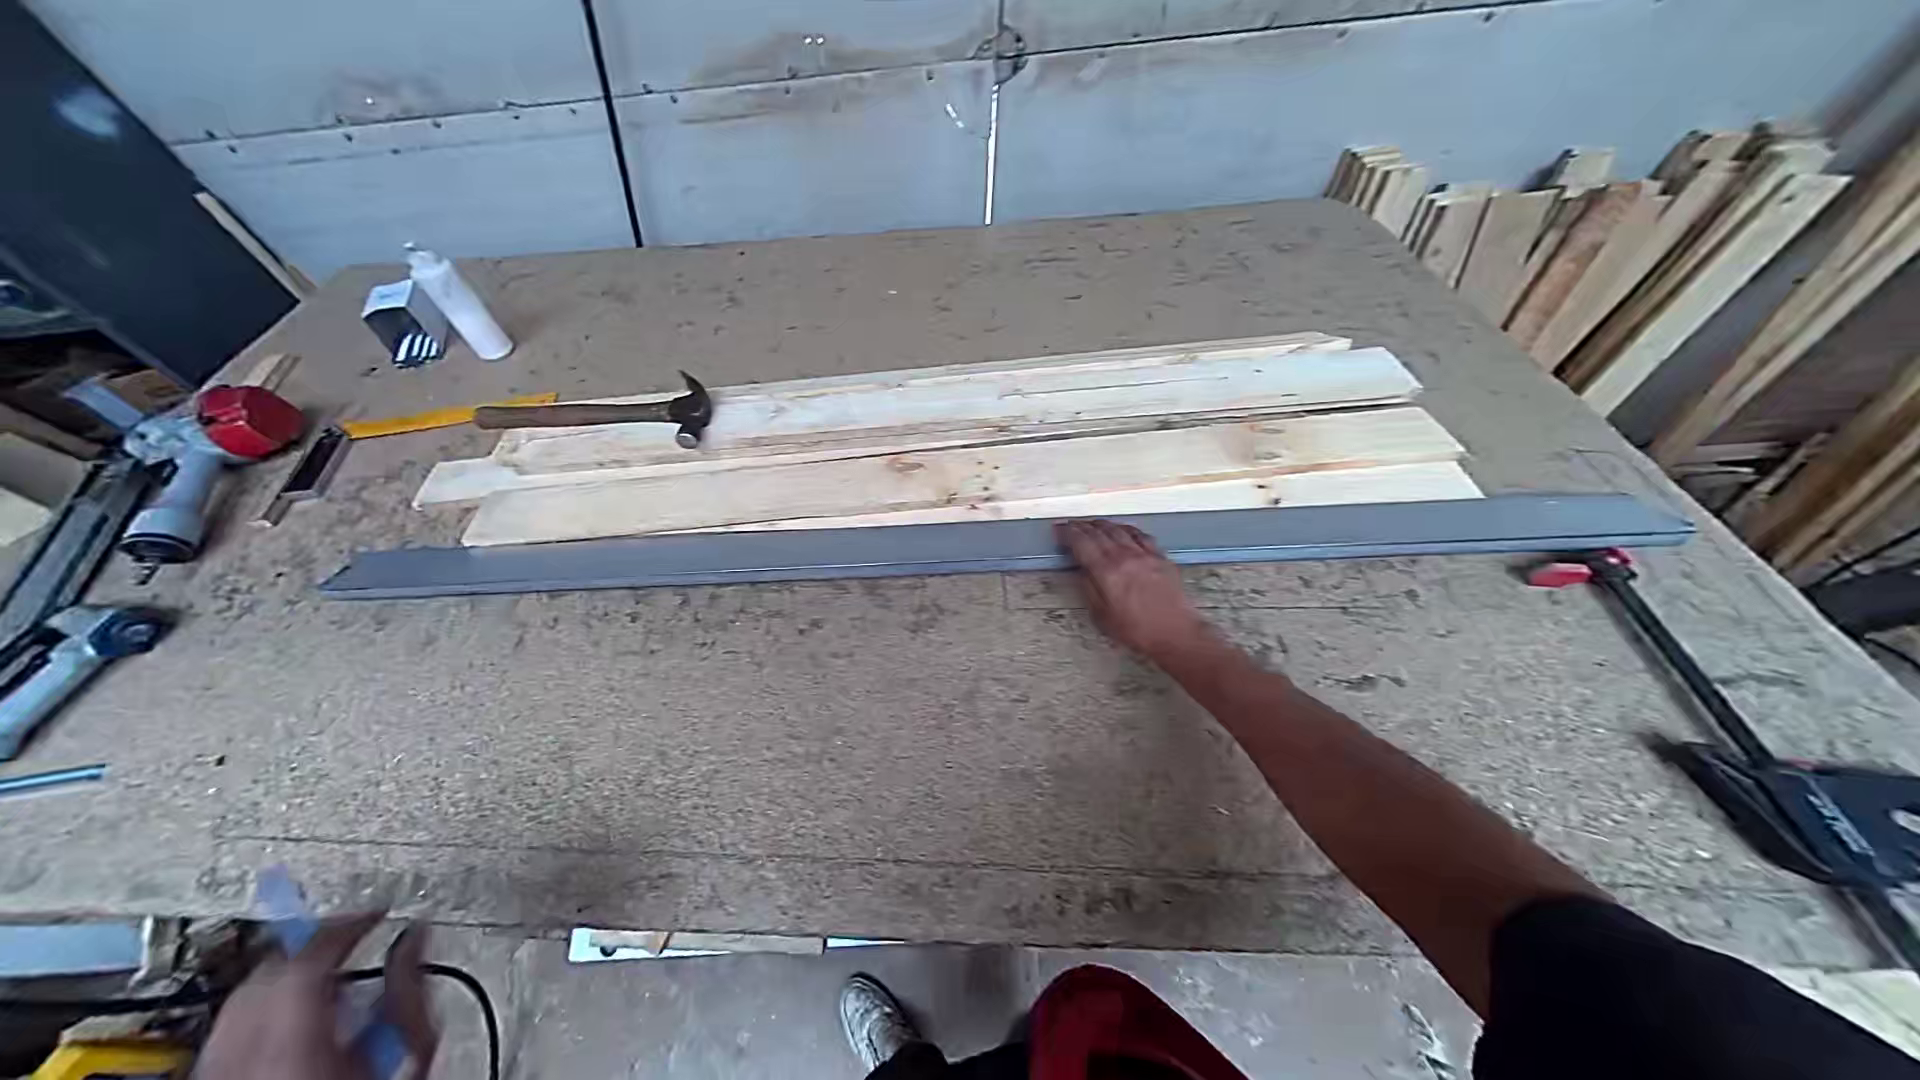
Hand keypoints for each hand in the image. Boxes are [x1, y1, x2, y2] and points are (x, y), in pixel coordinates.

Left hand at [198, 914, 437, 1079]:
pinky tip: (297, 1019)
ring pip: (237, 1007)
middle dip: (310, 948)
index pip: (309, 956)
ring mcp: (218, 1079)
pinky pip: (225, 1040)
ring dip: (283, 979)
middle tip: (352, 936)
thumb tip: (414, 937)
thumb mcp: (410, 1049)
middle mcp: (242, 1061)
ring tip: (328, 975)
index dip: (346, 923)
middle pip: (263, 978)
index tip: (376, 913)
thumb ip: (409, 988)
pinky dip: (261, 1014)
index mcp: (295, 1043)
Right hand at [1056, 519, 1218, 662]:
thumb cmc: (1137, 630)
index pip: (1081, 542)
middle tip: (1071, 525)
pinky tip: (1122, 529)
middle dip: (1081, 526)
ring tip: (1092, 524)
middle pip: (1098, 532)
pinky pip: (1140, 534)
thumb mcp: (1101, 615)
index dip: (1067, 533)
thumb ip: (1089, 588)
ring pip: (1118, 530)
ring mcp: (1144, 554)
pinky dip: (1126, 528)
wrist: (1175, 632)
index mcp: (1106, 571)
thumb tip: (1082, 569)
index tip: (1059, 529)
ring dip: (1101, 524)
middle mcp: (1124, 556)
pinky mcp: (1159, 557)